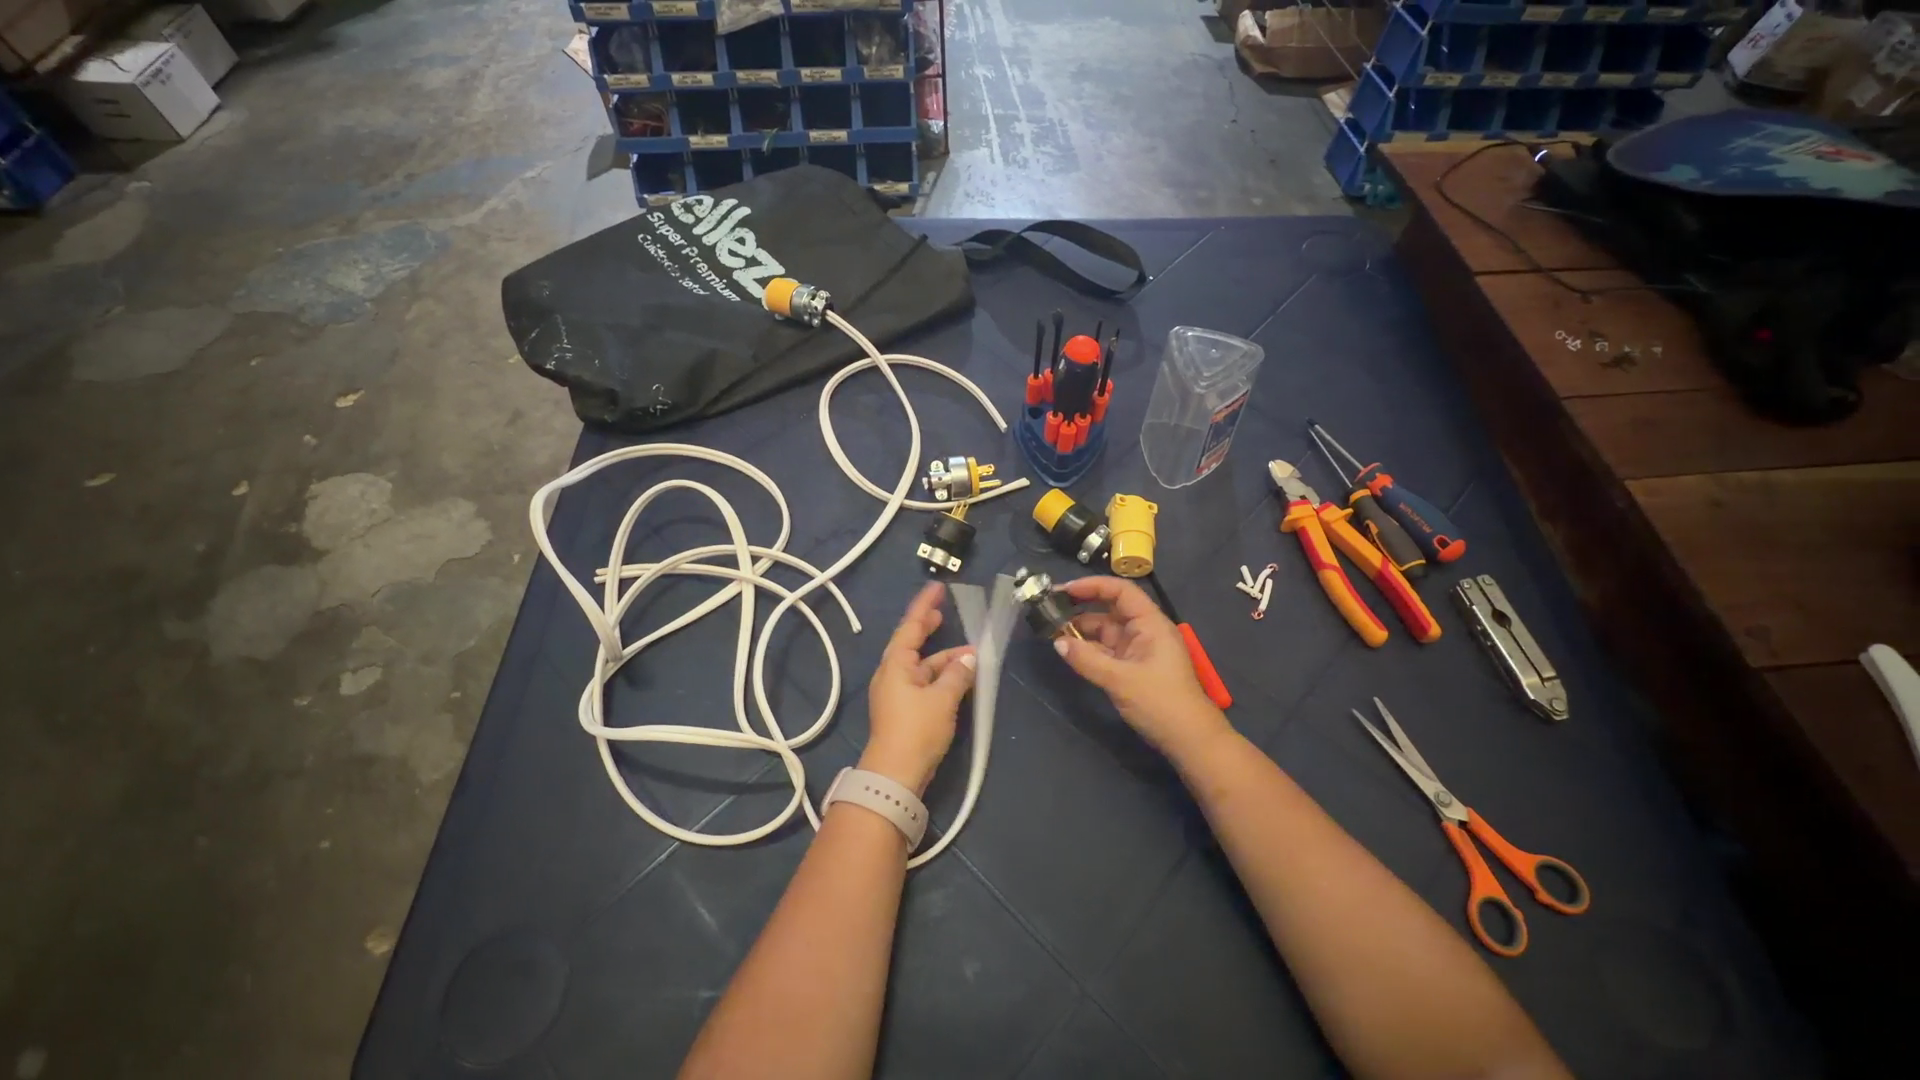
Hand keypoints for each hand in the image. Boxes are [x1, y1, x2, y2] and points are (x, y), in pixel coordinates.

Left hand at [860, 582, 976, 796]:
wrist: (896, 775)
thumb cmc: (916, 730)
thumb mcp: (942, 699)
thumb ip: (958, 674)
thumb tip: (970, 657)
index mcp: (895, 665)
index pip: (910, 627)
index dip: (924, 606)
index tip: (937, 588)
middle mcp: (893, 674)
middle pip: (912, 644)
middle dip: (929, 629)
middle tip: (944, 614)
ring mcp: (898, 693)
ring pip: (923, 667)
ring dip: (945, 659)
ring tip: (971, 653)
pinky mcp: (905, 711)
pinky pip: (925, 683)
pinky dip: (942, 677)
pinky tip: (961, 678)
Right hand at [1053, 576, 1230, 755]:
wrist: (1188, 739)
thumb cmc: (1160, 702)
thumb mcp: (1120, 679)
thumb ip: (1086, 659)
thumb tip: (1057, 642)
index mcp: (1151, 624)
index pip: (1121, 591)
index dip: (1093, 586)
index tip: (1065, 590)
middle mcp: (1145, 631)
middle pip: (1111, 610)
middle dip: (1082, 608)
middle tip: (1050, 609)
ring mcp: (1139, 650)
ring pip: (1106, 632)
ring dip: (1082, 631)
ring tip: (1052, 631)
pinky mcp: (1133, 668)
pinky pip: (1107, 651)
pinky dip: (1088, 649)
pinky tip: (1068, 651)